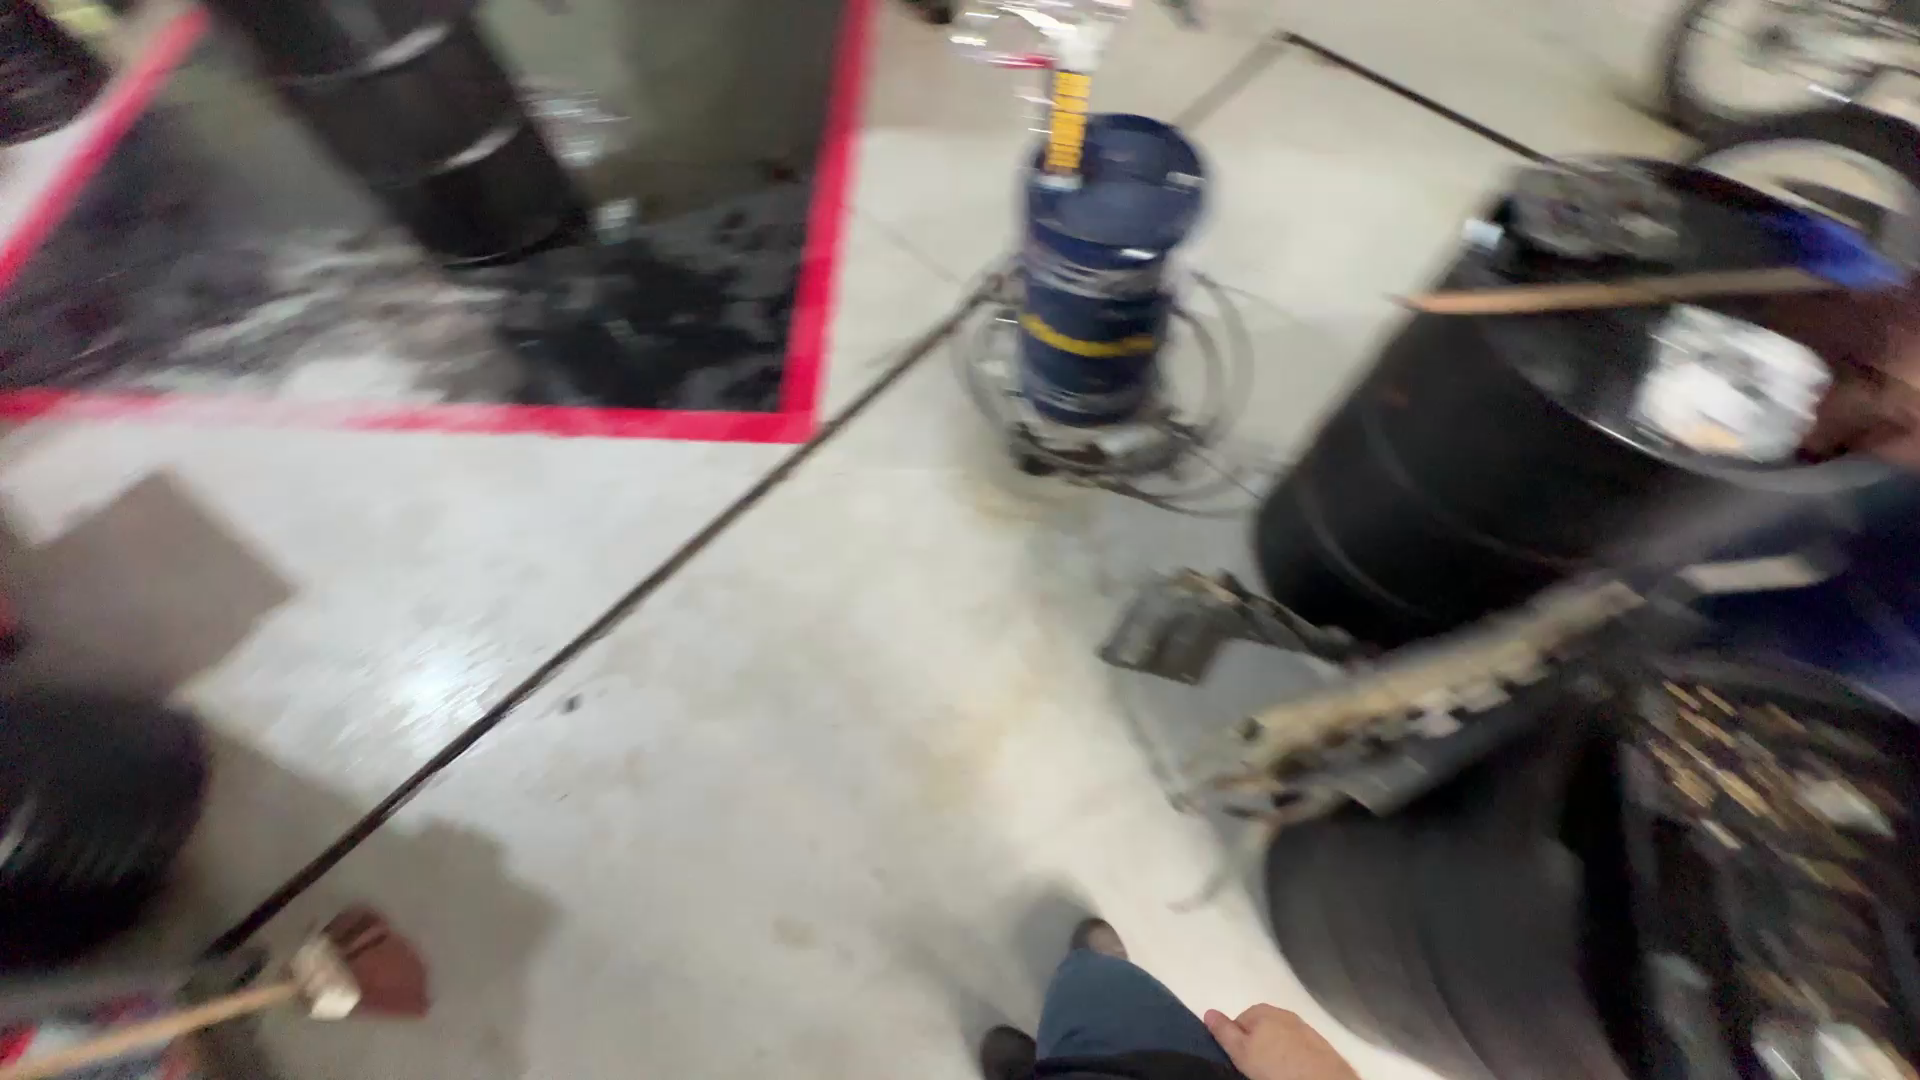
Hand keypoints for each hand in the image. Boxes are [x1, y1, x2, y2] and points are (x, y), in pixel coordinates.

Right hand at [1203, 1005, 1358, 1079]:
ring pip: (1284, 1041)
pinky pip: (1303, 1052)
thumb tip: (1208, 1011)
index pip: (1240, 1021)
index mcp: (1261, 1010)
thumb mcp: (1241, 1053)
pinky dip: (1298, 1062)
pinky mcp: (1323, 1049)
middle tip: (1258, 1071)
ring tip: (1279, 1075)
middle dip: (1260, 1047)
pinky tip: (1297, 1075)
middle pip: (1264, 1030)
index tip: (1241, 1062)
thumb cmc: (1276, 1068)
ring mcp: (1306, 1030)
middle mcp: (1284, 1014)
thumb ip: (1224, 1031)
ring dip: (1280, 1055)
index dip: (1238, 1043)